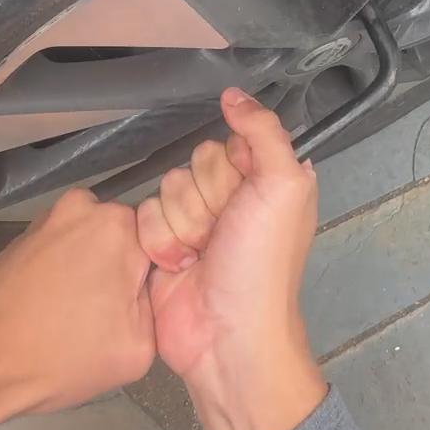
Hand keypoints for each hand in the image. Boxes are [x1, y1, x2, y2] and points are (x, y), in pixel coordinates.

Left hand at [0, 188, 155, 429]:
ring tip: (76, 309)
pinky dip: (64, 268)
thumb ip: (160, 307)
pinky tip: (52, 303)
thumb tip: (149, 288)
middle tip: (108, 311)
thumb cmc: (57, 356)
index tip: (138, 306)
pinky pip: (65, 245)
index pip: (162, 242)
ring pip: (95, 240)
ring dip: (93, 267)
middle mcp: (88, 205)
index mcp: (120, 225)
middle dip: (122, 269)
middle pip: (127, 238)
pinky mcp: (25, 231)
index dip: (153, 277)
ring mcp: (51, 214)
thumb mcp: (137, 349)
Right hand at [137, 87, 327, 429]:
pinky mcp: (162, 244)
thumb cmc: (263, 260)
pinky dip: (161, 242)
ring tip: (202, 254)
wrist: (226, 336)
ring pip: (168, 185)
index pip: (231, 139)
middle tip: (224, 230)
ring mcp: (195, 221)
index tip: (244, 190)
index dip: (232, 163)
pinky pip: (145, 214)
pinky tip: (179, 266)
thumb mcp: (284, 185)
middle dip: (207, 196)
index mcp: (266, 179)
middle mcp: (232, 196)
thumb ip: (264, 131)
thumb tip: (232, 93)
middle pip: (196, 160)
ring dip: (184, 223)